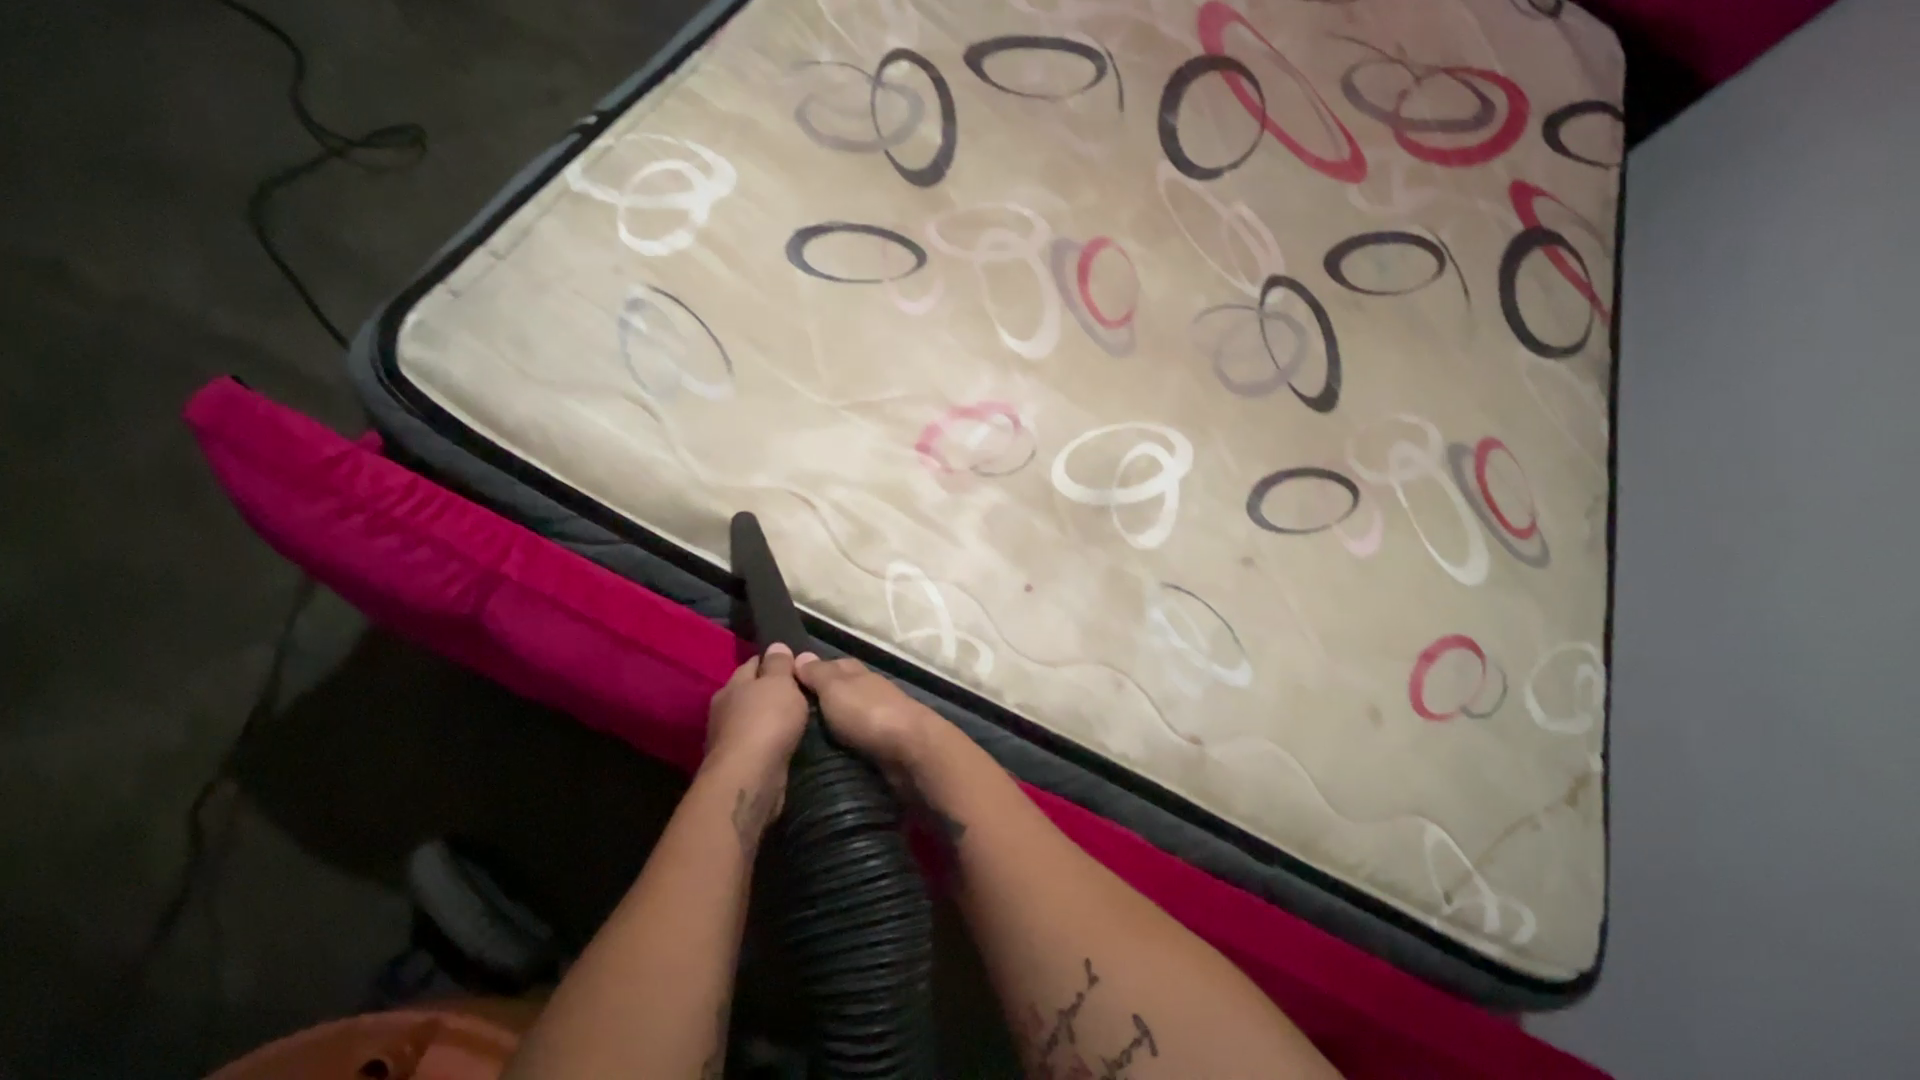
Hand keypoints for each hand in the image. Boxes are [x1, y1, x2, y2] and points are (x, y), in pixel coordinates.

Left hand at [704, 644, 810, 805]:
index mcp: (732, 685)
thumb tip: (775, 645)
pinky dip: (770, 741)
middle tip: (801, 691)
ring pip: (753, 720)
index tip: (794, 662)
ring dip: (770, 719)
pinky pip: (757, 744)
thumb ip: (779, 664)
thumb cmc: (766, 721)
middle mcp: (725, 709)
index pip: (752, 663)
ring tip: (798, 719)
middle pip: (750, 692)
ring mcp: (728, 738)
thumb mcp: (779, 684)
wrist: (750, 777)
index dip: (772, 660)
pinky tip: (787, 743)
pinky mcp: (737, 763)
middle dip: (771, 691)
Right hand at [794, 656, 944, 783]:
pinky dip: (844, 743)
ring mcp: (879, 719)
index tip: (787, 683)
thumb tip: (801, 654)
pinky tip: (827, 752)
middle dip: (820, 699)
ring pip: (849, 716)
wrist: (910, 750)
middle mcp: (869, 692)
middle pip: (842, 691)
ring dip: (831, 724)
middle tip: (789, 716)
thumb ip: (818, 674)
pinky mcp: (884, 745)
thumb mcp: (835, 688)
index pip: (833, 665)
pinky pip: (857, 739)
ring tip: (801, 738)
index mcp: (858, 674)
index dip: (812, 671)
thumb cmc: (868, 713)